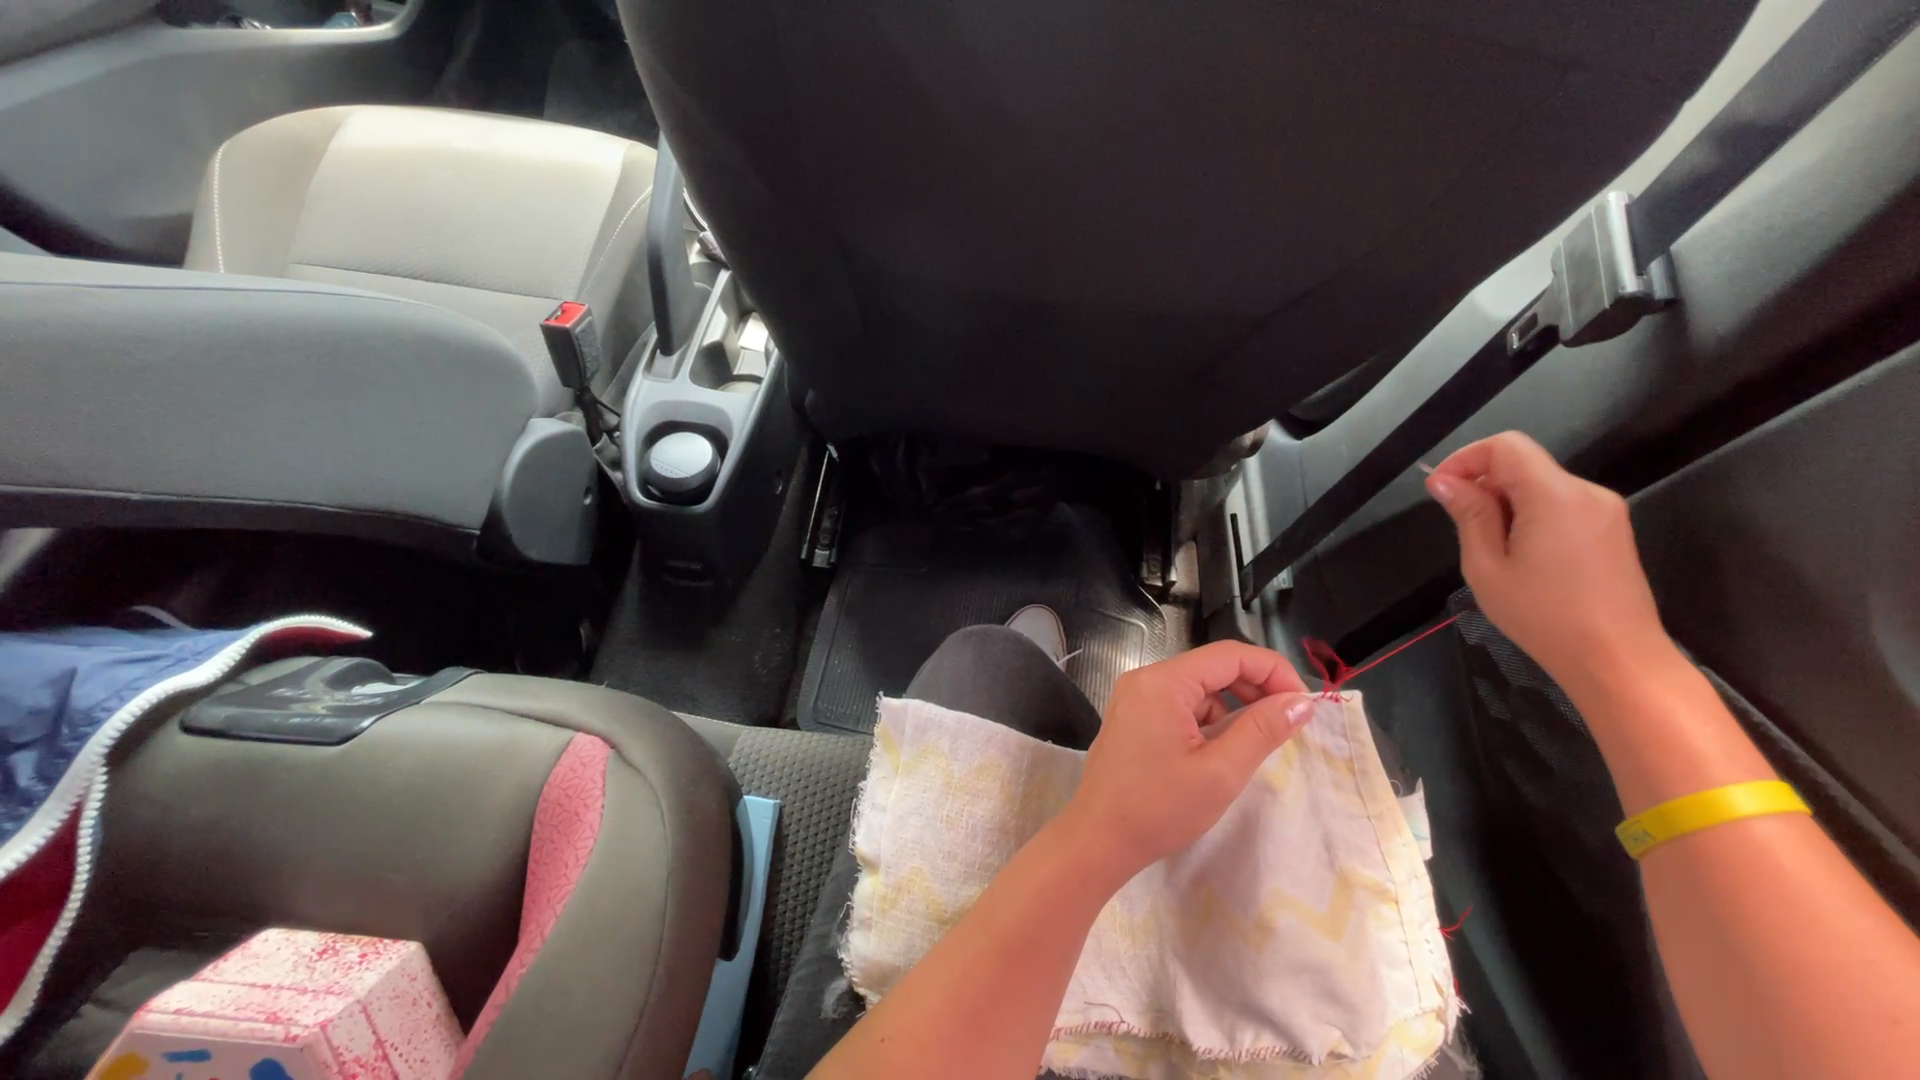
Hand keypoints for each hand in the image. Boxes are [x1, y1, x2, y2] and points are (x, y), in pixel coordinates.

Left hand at [1058, 642, 1314, 881]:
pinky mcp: (1132, 718)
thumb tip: (1302, 701)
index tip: (1303, 704)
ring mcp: (1135, 698)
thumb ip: (1263, 729)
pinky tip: (1217, 754)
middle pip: (1213, 667)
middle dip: (1256, 689)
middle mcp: (1145, 679)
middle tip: (1287, 725)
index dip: (1274, 672)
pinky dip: (1207, 721)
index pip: (1231, 655)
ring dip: (1232, 708)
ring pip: (1199, 688)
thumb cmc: (1159, 808)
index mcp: (1163, 682)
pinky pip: (1180, 706)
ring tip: (1251, 745)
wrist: (1098, 841)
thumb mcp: (1221, 771)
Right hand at [1425, 431, 1675, 691]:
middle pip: (1524, 464)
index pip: (1506, 446)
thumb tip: (1444, 482)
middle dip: (1484, 485)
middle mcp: (1586, 492)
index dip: (1466, 458)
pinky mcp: (1611, 529)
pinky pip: (1560, 505)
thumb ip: (1469, 516)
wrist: (1616, 658)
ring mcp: (1604, 510)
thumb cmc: (1543, 616)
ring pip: (1540, 486)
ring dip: (1506, 504)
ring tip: (1492, 551)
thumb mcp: (1487, 567)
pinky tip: (1522, 557)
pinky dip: (1530, 517)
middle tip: (1461, 528)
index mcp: (1555, 496)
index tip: (1440, 490)